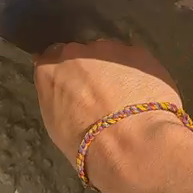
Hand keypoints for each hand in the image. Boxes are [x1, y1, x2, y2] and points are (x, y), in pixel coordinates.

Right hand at [33, 40, 183, 185]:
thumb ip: (56, 97)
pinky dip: (137, 73)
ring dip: (113, 70)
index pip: (49, 60)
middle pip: (79, 54)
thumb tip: (65, 93)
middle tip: (99, 94)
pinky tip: (143, 95)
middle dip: (87, 69)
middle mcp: (75, 52)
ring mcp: (107, 49)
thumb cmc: (86, 143)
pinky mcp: (137, 52)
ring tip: (125, 97)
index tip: (70, 87)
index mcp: (49, 69)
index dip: (62, 74)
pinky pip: (134, 59)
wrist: (132, 143)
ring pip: (108, 54)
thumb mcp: (55, 123)